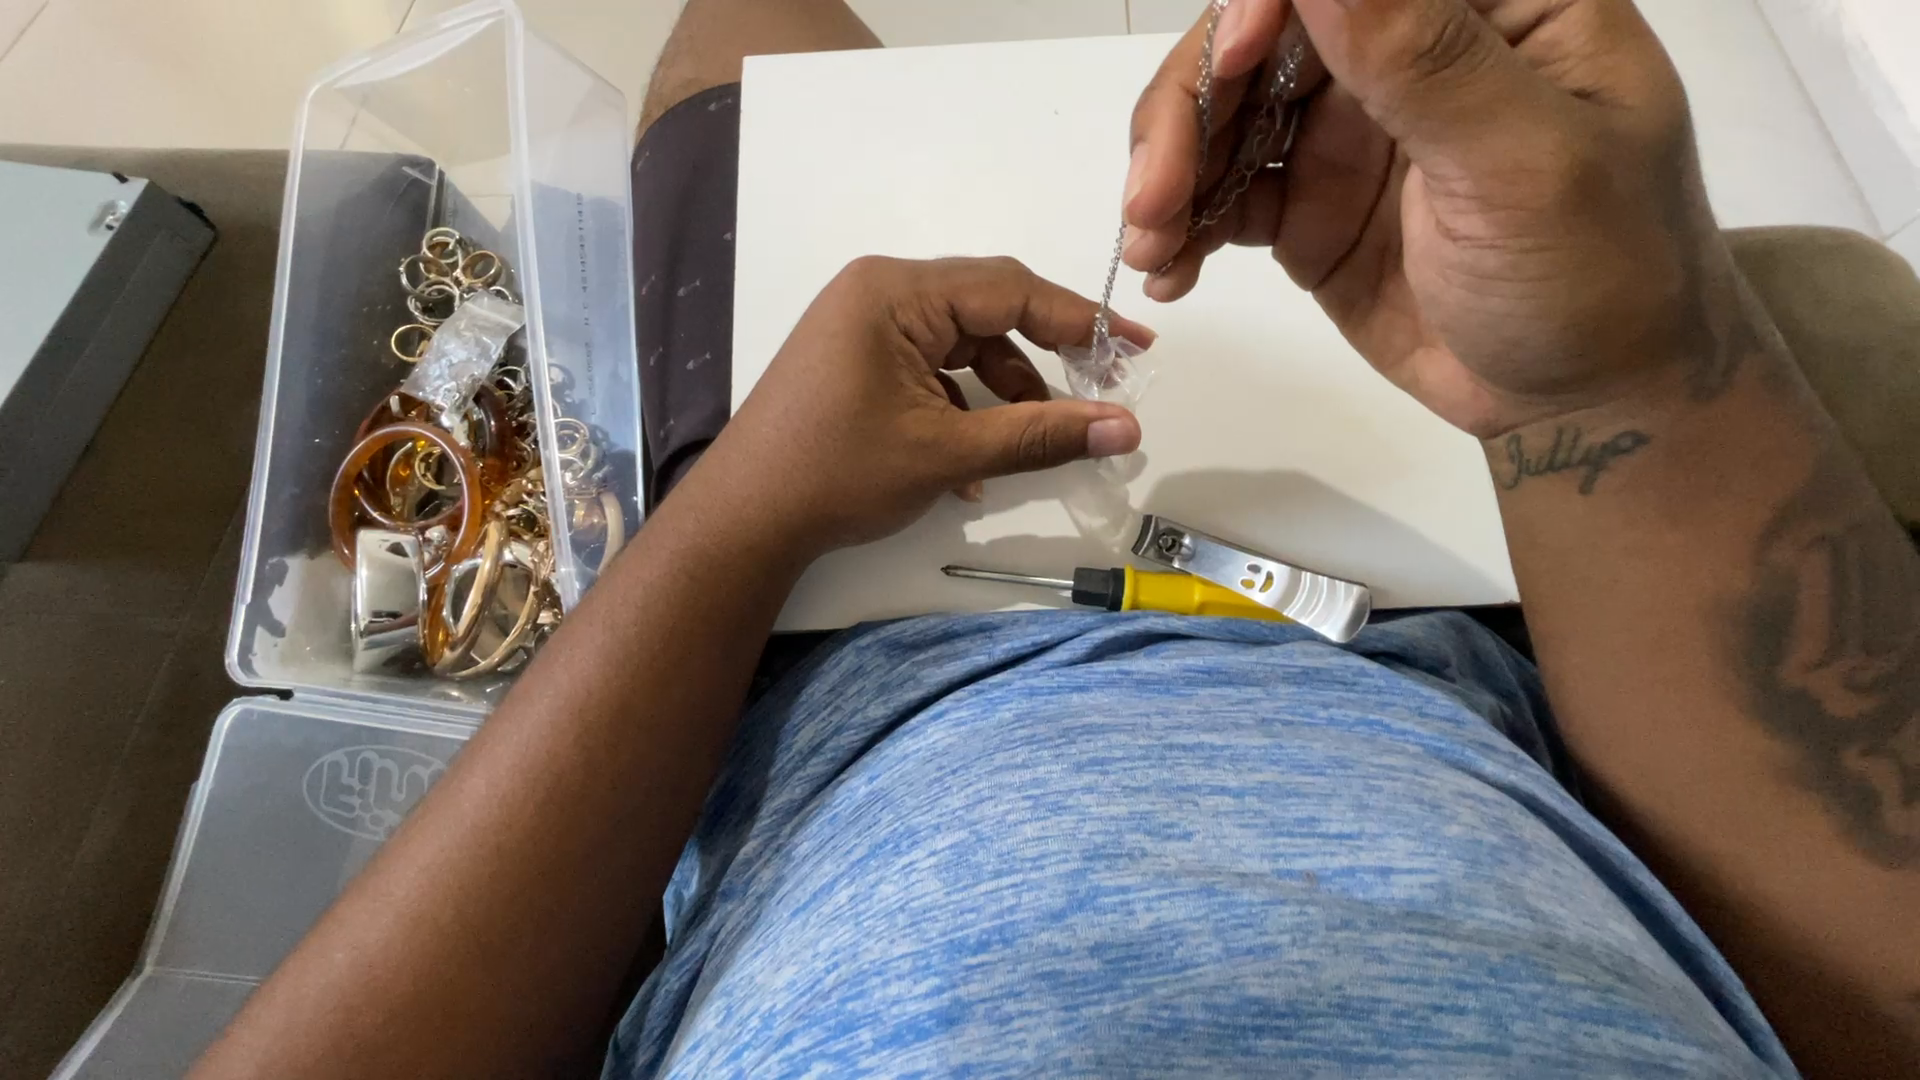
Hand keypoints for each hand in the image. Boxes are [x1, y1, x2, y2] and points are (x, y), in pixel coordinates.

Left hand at [681, 256, 1153, 554]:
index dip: (1079, 319)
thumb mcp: (947, 453)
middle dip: (1042, 359)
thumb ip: (1039, 436)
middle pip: (986, 313)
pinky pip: (929, 370)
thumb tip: (1125, 428)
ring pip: (960, 346)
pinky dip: (960, 408)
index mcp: (896, 292)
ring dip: (1000, 394)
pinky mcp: (858, 360)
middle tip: (1098, 391)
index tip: (1135, 346)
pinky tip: (970, 464)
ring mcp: (864, 326)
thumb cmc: (839, 476)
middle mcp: (880, 293)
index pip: (1009, 289)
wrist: (745, 518)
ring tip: (1025, 445)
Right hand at [1124, 0, 1754, 437]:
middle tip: (1149, 205)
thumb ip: (1421, 59)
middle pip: (1253, 50)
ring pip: (1221, 128)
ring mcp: (1340, 140)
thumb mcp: (1520, 161)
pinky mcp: (1303, 214)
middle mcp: (1392, 60)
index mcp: (1478, 7)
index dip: (1260, 7)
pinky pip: (1225, 204)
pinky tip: (1168, 274)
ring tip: (1149, 249)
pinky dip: (1184, 233)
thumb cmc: (1587, 271)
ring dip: (1169, 184)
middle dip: (1186, 119)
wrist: (1566, 395)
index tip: (1228, 72)